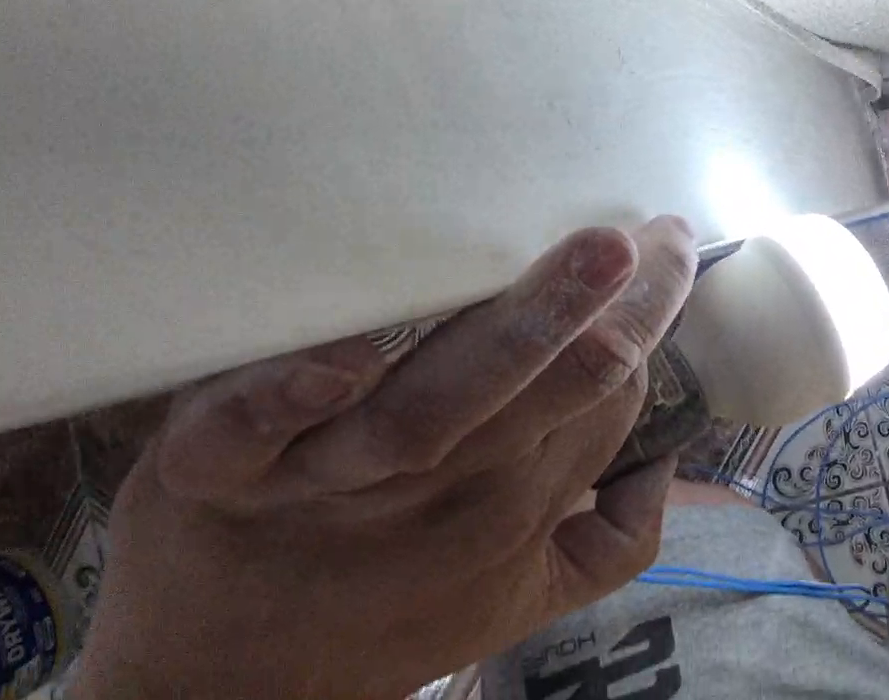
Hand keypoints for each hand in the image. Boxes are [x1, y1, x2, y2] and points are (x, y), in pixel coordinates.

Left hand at [71, 219, 698, 699]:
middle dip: (623, 311)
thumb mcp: (532, 594)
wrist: (234, 689)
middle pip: (557, 389)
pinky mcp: (215, 475)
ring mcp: (336, 481)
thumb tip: (669, 460)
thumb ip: (619, 535)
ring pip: (440, 405)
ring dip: (524, 327)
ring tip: (598, 251)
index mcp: (521, 503)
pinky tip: (344, 353)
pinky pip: (249, 435)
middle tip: (660, 235)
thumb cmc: (403, 611)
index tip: (673, 244)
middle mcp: (450, 486)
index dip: (650, 316)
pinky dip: (291, 394)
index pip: (612, 395)